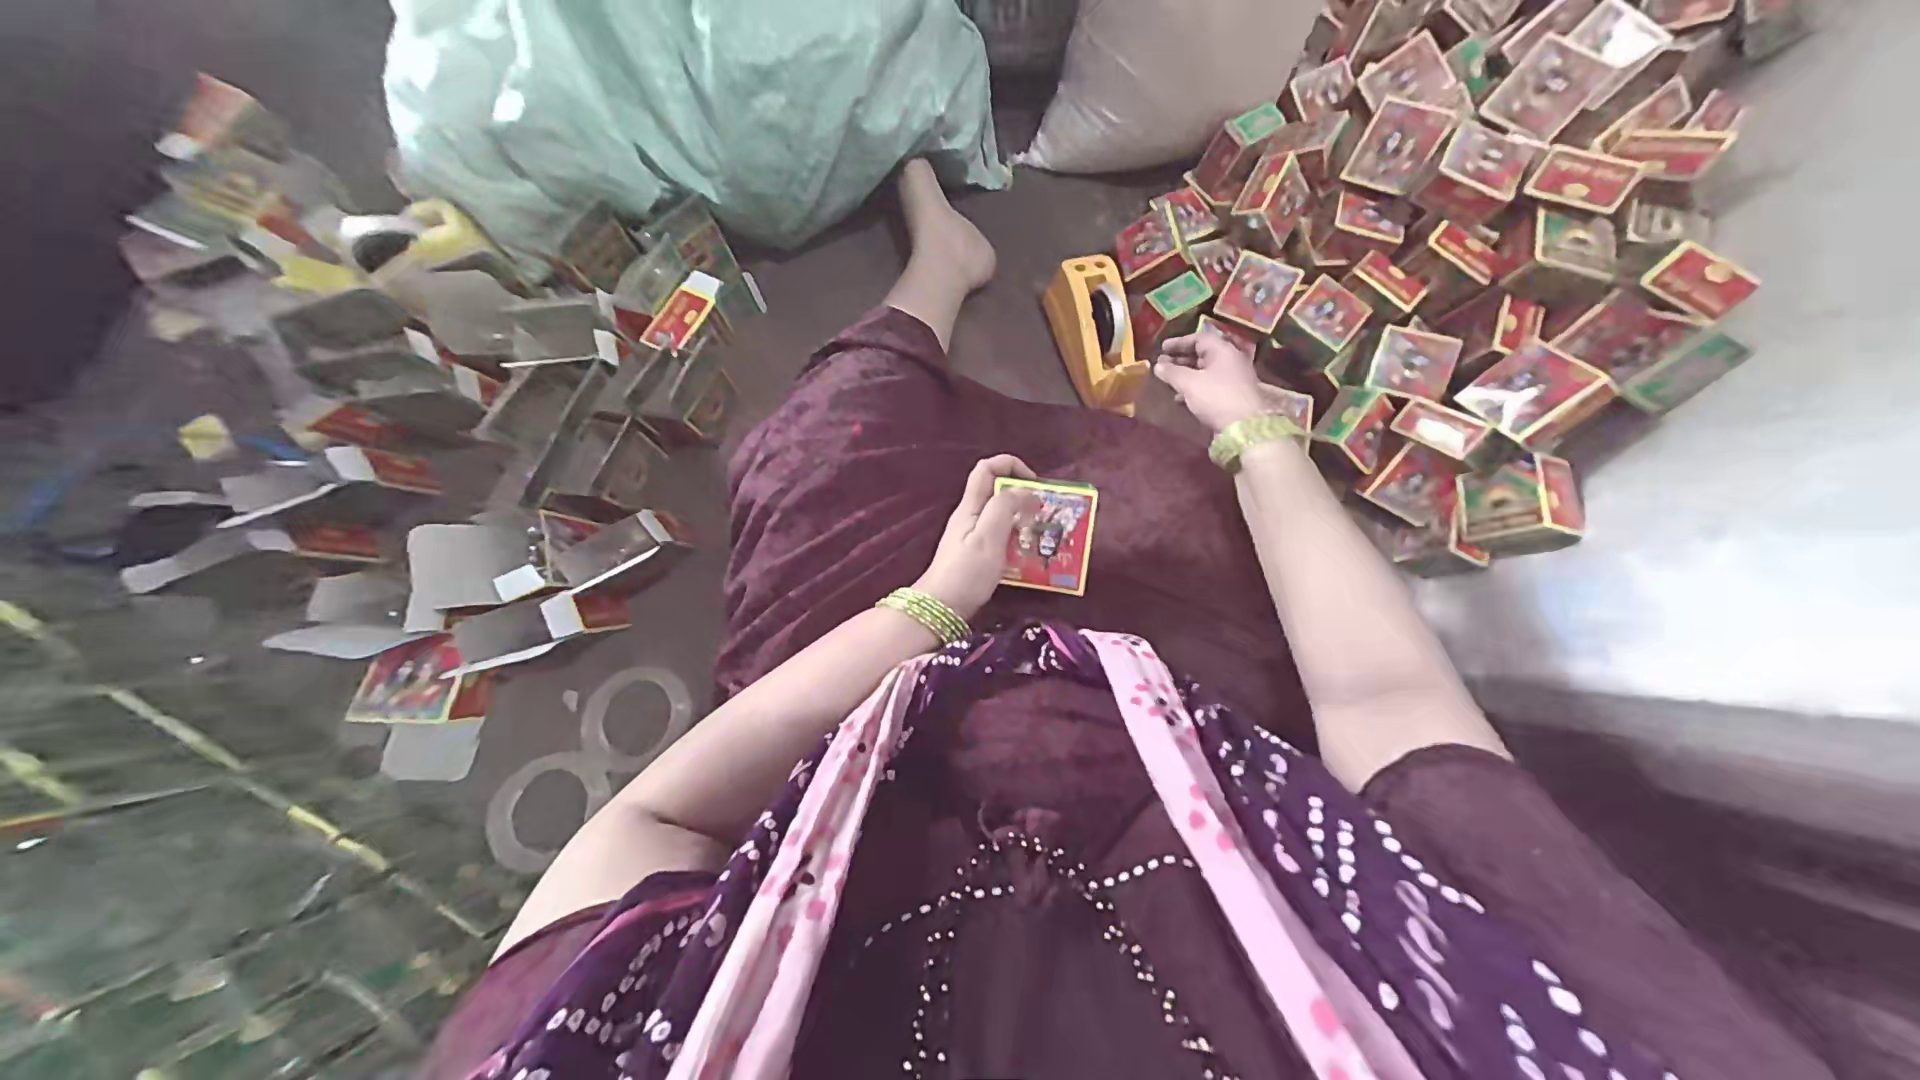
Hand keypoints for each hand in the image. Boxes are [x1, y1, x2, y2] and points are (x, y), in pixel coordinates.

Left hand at [914, 454, 1036, 621]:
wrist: (941, 608)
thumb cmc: (967, 572)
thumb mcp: (989, 536)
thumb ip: (1005, 507)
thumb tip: (1024, 490)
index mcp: (970, 506)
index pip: (987, 468)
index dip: (1011, 465)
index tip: (1035, 484)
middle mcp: (969, 516)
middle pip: (995, 490)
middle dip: (1021, 494)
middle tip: (1043, 513)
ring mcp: (970, 535)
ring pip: (999, 513)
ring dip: (1021, 517)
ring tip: (1040, 534)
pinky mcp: (974, 553)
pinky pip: (998, 535)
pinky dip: (1014, 537)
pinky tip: (1026, 553)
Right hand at [1153, 332, 1269, 433]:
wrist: (1243, 426)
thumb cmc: (1216, 397)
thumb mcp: (1189, 383)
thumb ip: (1172, 372)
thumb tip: (1157, 366)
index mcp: (1222, 351)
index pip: (1199, 339)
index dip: (1179, 342)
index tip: (1162, 349)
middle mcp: (1229, 361)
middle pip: (1202, 355)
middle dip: (1180, 359)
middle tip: (1161, 364)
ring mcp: (1231, 379)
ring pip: (1204, 372)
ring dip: (1185, 375)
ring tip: (1167, 381)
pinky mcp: (1230, 396)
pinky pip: (1208, 386)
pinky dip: (1193, 388)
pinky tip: (1179, 397)